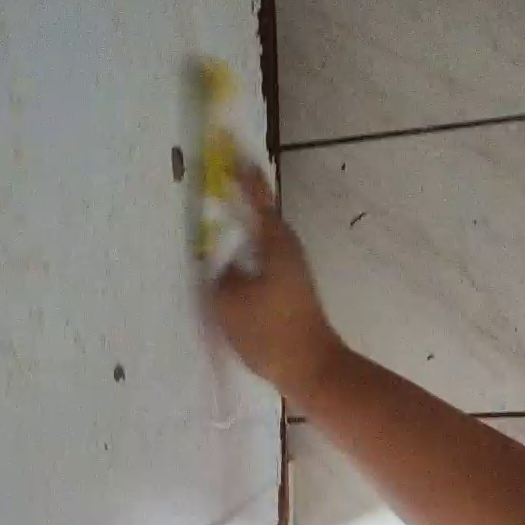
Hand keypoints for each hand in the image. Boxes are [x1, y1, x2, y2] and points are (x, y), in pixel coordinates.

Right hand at [206, 164, 346, 397]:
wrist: (309, 368)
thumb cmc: (270, 330)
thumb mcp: (229, 299)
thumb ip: (219, 273)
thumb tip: (220, 263)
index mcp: (275, 242)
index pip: (258, 199)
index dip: (244, 178)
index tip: (233, 156)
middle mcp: (287, 250)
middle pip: (260, 219)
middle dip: (240, 205)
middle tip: (216, 190)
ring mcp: (291, 273)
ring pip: (260, 244)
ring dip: (240, 235)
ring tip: (215, 230)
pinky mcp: (289, 294)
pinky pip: (261, 265)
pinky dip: (245, 260)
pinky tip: (228, 271)